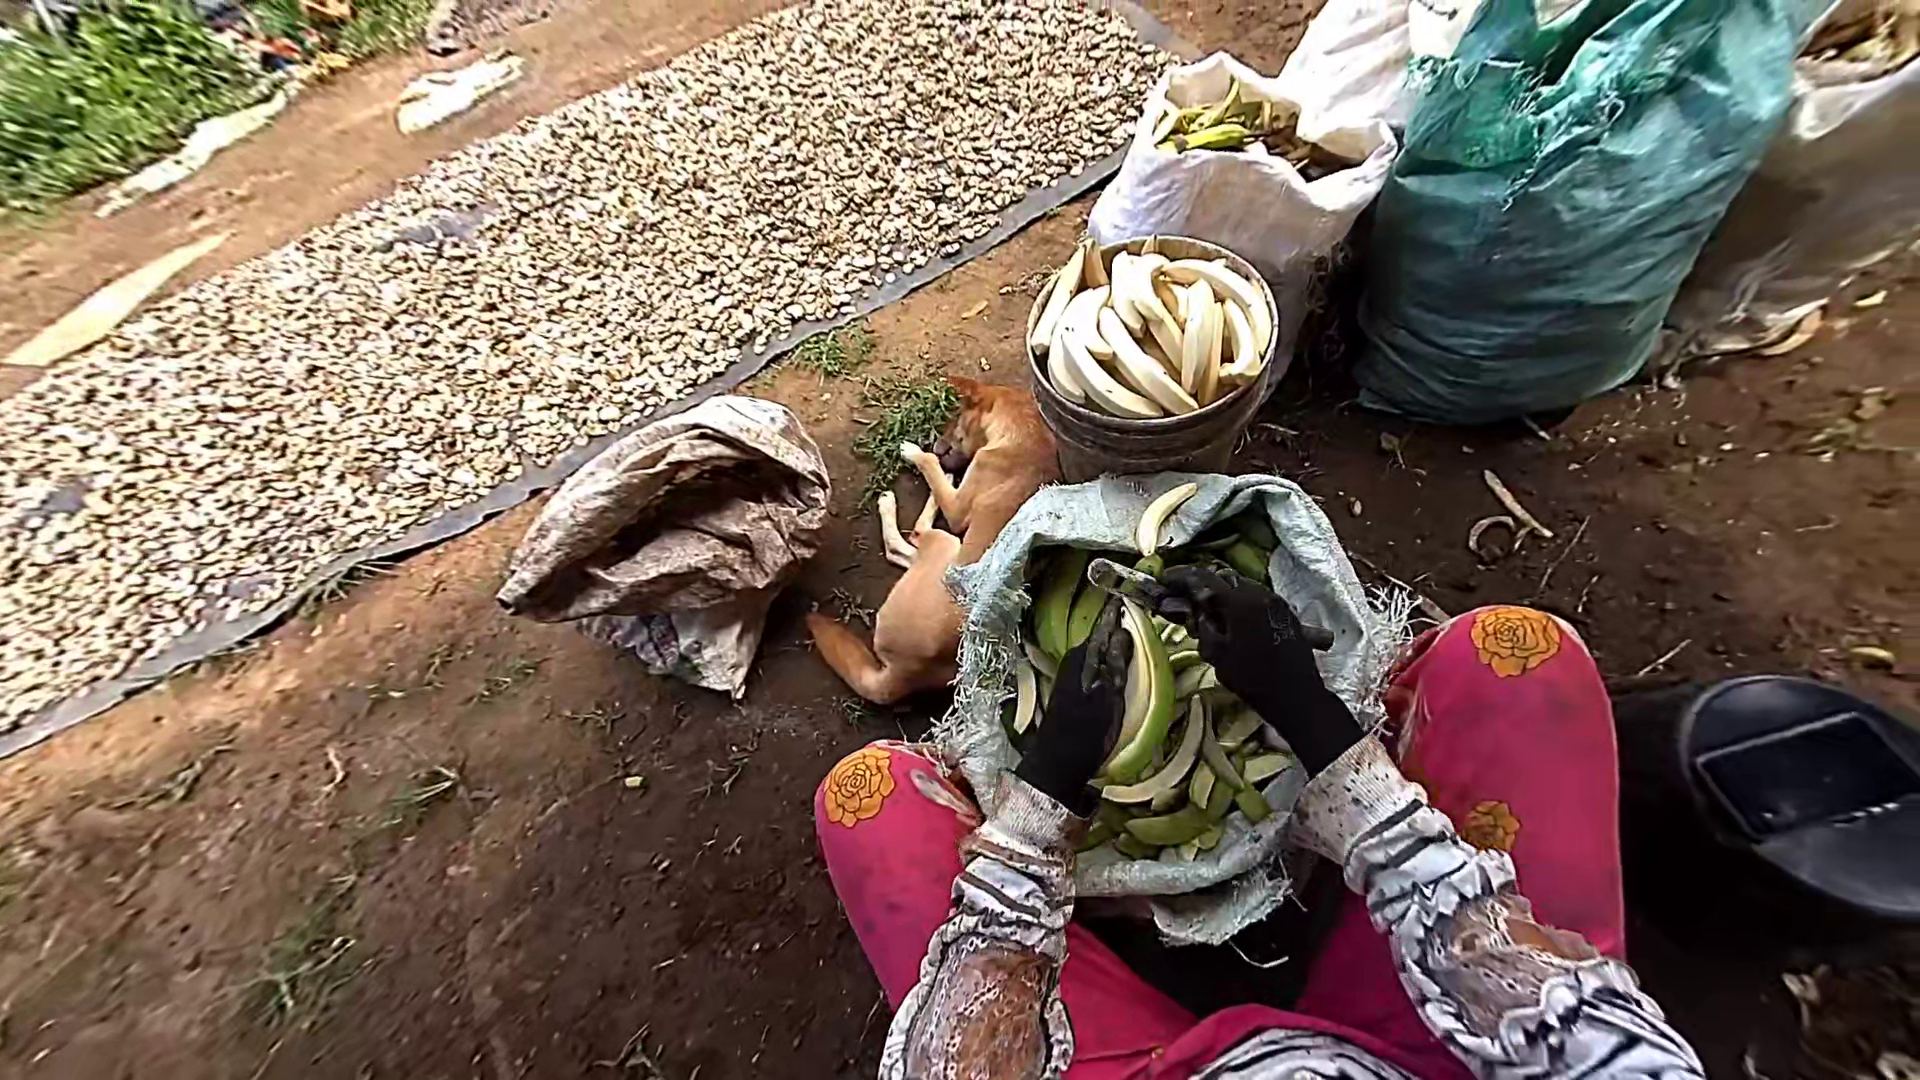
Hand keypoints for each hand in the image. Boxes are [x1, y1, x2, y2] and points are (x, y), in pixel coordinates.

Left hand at [1016, 599, 1128, 813]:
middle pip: (1102, 636)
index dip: (1118, 610)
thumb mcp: (1109, 697)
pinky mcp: (1076, 688)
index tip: (1131, 592)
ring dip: (1115, 640)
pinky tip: (1121, 661)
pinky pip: (1097, 663)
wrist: (1060, 762)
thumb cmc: (1087, 731)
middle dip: (1118, 622)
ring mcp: (1074, 674)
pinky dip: (1110, 658)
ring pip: (1099, 649)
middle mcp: (1076, 660)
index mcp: (1084, 657)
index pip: (1104, 625)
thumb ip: (1115, 663)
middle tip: (1140, 608)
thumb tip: (1122, 629)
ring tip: (1136, 629)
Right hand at [1153, 565, 1360, 774]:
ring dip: (1223, 592)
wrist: (1296, 696)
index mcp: (1239, 601)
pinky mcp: (1286, 612)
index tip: (1165, 579)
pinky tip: (1233, 618)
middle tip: (1186, 596)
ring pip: (1242, 585)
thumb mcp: (1215, 653)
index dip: (1180, 576)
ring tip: (1210, 609)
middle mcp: (1259, 594)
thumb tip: (1192, 610)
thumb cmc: (1250, 677)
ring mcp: (1276, 601)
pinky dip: (1240, 600)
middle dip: (1203, 583)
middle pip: (1224, 577)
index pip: (1203, 577)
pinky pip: (1256, 596)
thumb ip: (1201, 625)